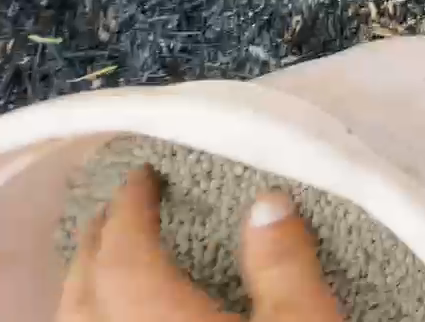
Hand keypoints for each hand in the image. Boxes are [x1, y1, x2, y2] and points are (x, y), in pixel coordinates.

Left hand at [58, 164, 342, 321]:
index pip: (128, 265)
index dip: (131, 215)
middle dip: (96, 244)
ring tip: (103, 252)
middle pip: (83, 299)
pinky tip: (108, 313)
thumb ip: (285, 264)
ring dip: (79, 284)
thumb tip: (266, 198)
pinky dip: (87, 318)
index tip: (146, 176)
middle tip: (121, 202)